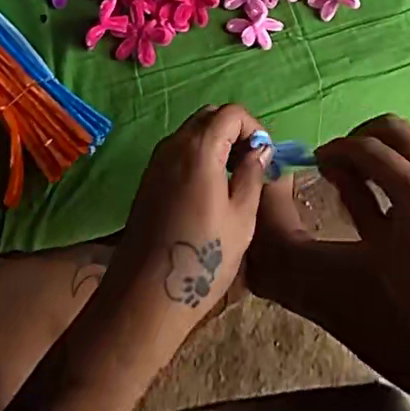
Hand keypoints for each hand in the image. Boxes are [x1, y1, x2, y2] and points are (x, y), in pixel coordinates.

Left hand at [112, 104, 269, 323]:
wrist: (144, 297)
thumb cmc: (202, 258)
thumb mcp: (242, 216)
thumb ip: (252, 173)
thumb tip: (259, 149)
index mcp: (199, 149)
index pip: (231, 113)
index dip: (254, 127)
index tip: (265, 154)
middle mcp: (173, 145)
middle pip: (209, 117)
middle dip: (234, 129)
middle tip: (251, 161)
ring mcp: (156, 162)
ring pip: (191, 132)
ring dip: (216, 141)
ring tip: (234, 176)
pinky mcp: (147, 180)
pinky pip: (178, 151)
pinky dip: (198, 155)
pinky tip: (210, 188)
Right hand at [314, 115, 409, 357]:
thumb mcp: (377, 245)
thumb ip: (354, 197)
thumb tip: (333, 166)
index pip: (369, 149)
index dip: (338, 148)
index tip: (319, 157)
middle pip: (392, 128)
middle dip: (361, 135)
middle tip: (341, 156)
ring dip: (383, 141)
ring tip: (361, 164)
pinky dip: (401, 152)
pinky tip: (387, 176)